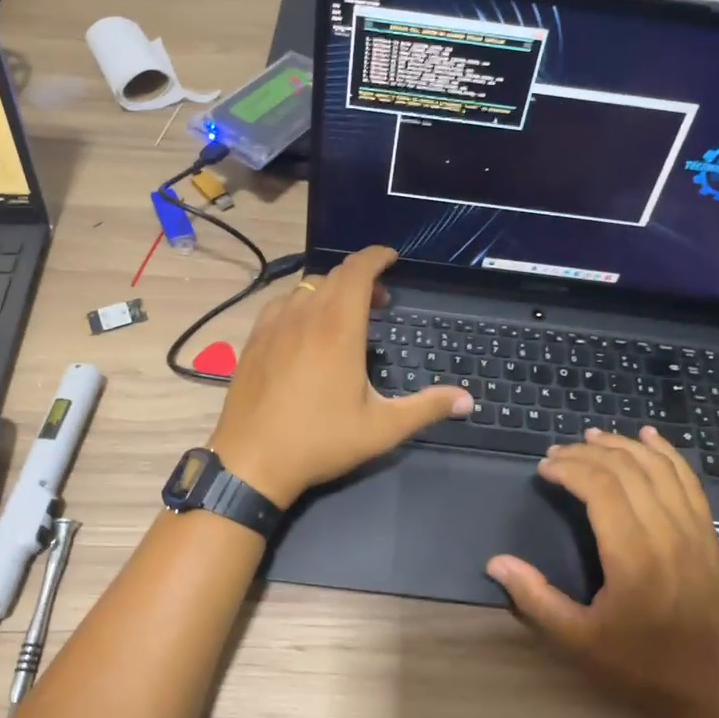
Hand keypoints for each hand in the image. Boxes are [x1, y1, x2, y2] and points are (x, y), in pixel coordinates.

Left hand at [207, 245, 471, 508]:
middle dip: (360, 277)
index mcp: (339, 327)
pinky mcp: (254, 339)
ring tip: (345, 314)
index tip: (391, 257)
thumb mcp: (382, 429)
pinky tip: (306, 328)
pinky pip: (282, 303)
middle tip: (380, 300)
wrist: (251, 461)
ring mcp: (274, 325)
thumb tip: (467, 400)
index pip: (358, 270)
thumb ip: (427, 408)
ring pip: (306, 287)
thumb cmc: (320, 441)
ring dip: (331, 289)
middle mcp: (305, 315)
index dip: (376, 256)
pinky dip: (302, 302)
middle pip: (334, 275)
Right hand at [487, 427, 718, 717]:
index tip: (543, 468)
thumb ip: (536, 599)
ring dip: (623, 445)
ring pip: (658, 467)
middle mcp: (667, 532)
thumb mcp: (579, 642)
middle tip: (557, 453)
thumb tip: (496, 563)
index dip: (569, 468)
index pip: (600, 487)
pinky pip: (689, 480)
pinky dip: (667, 453)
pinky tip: (649, 438)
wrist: (716, 690)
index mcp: (634, 556)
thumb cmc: (643, 668)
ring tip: (592, 436)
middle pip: (626, 470)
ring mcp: (694, 530)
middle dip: (587, 453)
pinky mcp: (709, 534)